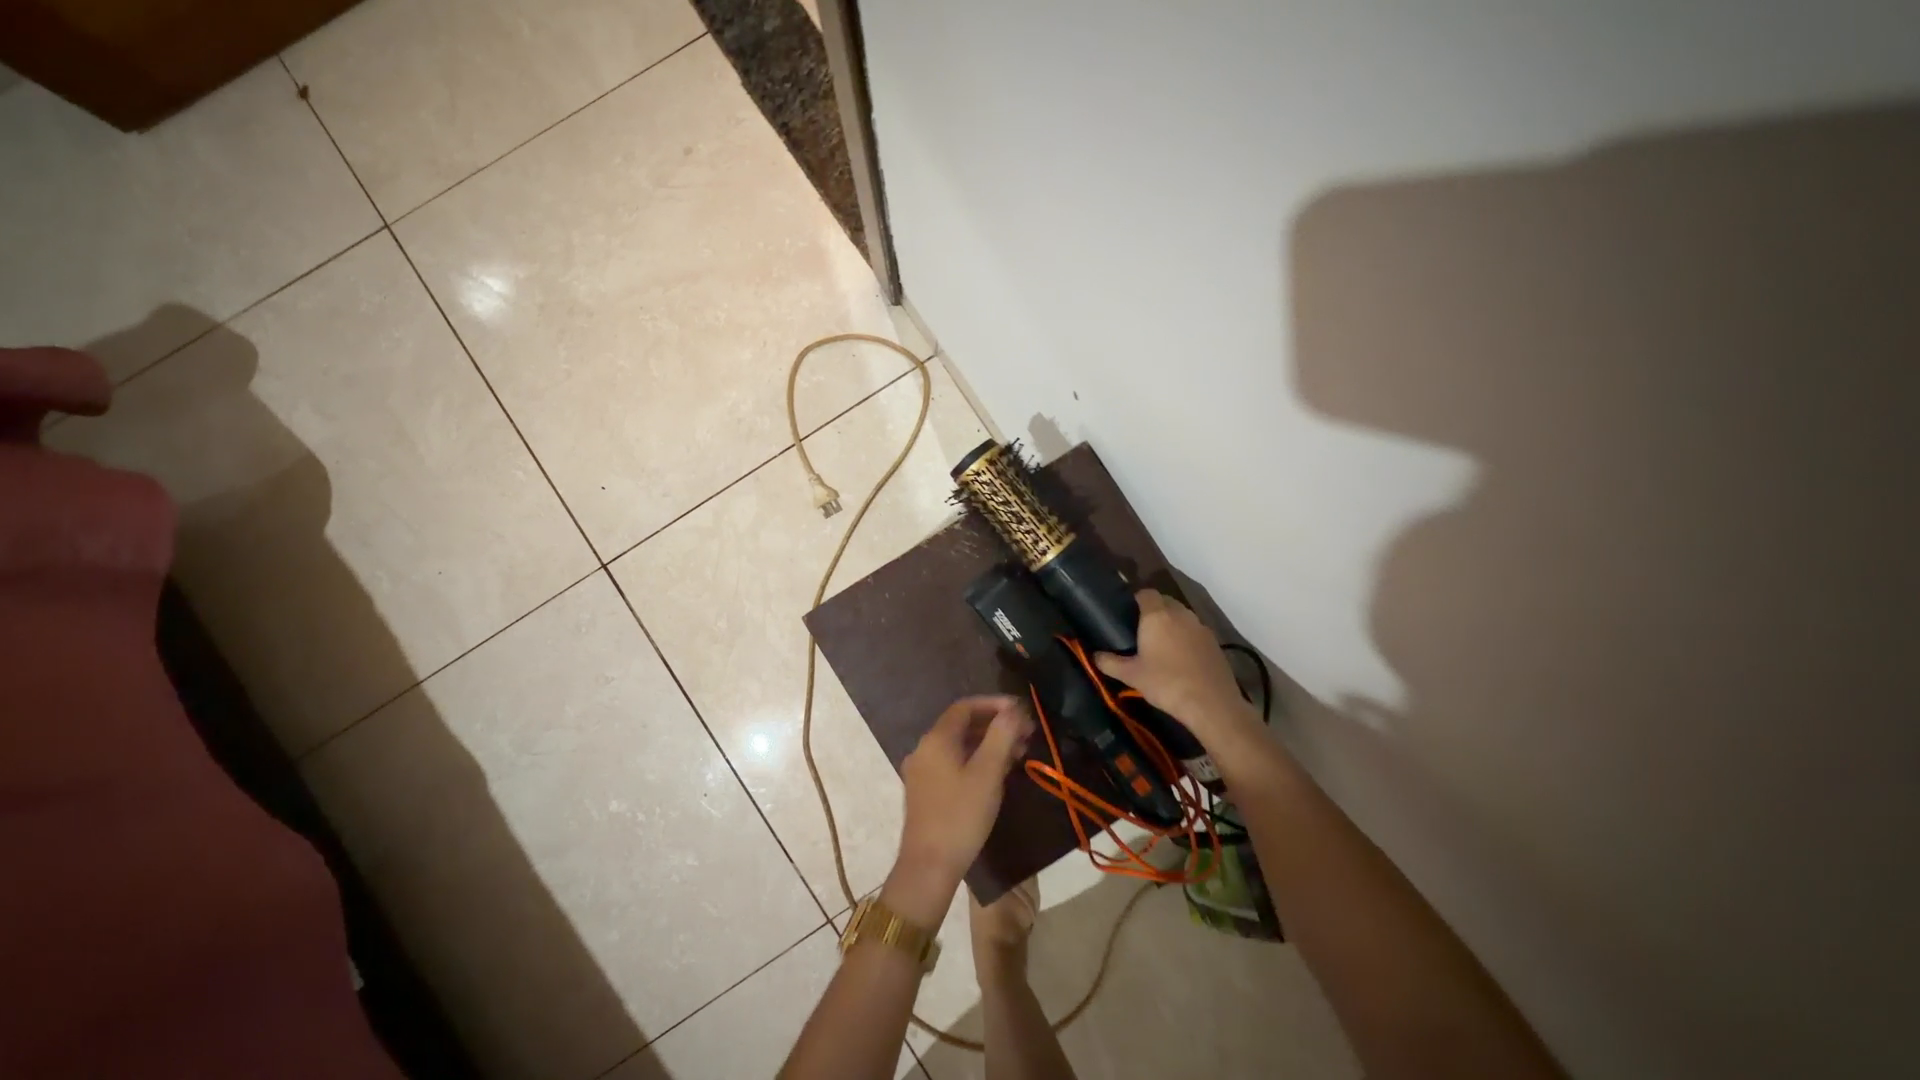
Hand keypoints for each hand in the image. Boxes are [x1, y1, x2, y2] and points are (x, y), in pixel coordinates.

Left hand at [886, 696, 1032, 922]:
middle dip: (995, 725)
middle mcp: (924, 749)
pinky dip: (976, 760)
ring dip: (988, 744)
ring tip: (1019, 753)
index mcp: (936, 739)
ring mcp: (922, 772)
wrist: (929, 866)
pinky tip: (998, 773)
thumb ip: (1001, 736)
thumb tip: (1013, 709)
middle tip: (1026, 734)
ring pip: (958, 746)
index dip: (994, 704)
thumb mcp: (988, 774)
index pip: (965, 707)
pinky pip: (953, 764)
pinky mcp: (926, 791)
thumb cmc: (961, 816)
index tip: (1022, 711)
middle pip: (962, 725)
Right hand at [1095, 590, 1254, 744]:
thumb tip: (1094, 656)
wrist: (1210, 702)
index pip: (1146, 593)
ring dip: (1172, 624)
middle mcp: (1180, 614)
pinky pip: (1195, 631)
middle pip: (1165, 602)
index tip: (1127, 614)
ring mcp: (1200, 627)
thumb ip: (1110, 663)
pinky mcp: (1214, 641)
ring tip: (1161, 645)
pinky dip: (1186, 638)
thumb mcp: (1131, 676)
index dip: (1136, 600)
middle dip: (1154, 610)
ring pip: (1182, 616)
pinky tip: (1181, 658)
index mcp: (1157, 616)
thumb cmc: (1165, 683)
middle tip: (1141, 631)